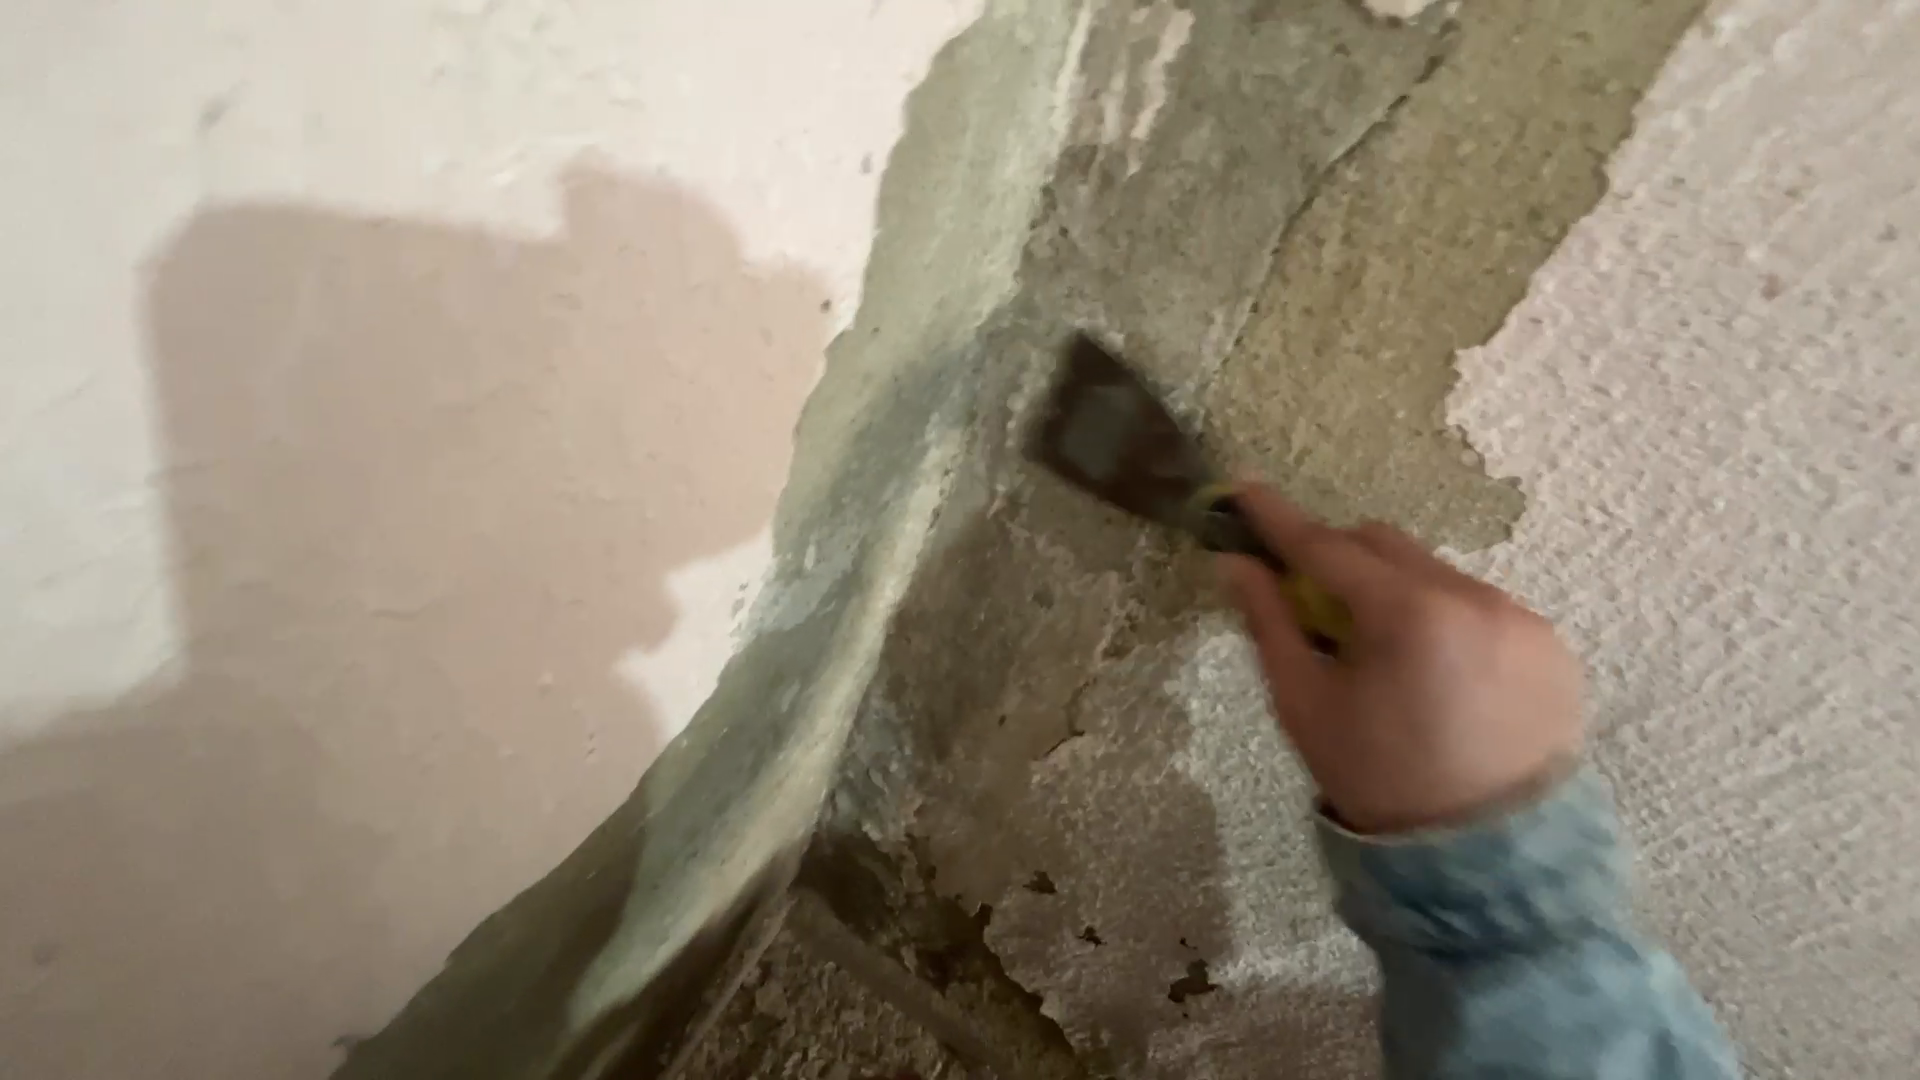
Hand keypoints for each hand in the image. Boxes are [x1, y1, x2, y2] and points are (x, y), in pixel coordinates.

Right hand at [1218, 484, 1583, 834]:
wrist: (1484, 859)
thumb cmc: (1375, 775)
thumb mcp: (1302, 701)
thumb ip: (1268, 621)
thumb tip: (1235, 564)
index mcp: (1410, 616)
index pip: (1326, 548)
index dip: (1278, 518)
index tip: (1243, 487)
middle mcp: (1475, 599)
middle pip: (1382, 544)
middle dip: (1336, 557)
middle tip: (1309, 598)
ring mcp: (1522, 619)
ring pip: (1430, 571)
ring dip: (1388, 586)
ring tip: (1375, 645)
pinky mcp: (1550, 643)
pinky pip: (1472, 601)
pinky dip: (1435, 612)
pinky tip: (1428, 664)